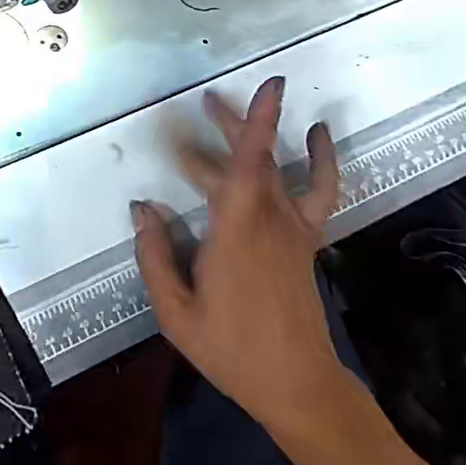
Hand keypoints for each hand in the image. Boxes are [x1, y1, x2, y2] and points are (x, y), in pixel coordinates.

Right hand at [130, 76, 349, 430]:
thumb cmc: (230, 349)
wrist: (294, 381)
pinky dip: (323, 160)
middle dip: (228, 125)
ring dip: (257, 135)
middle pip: (252, 157)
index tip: (269, 83)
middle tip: (201, 103)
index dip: (258, 121)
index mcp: (235, 232)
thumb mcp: (176, 312)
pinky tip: (317, 133)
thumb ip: (155, 257)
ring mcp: (292, 226)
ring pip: (276, 166)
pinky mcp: (306, 237)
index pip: (249, 163)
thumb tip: (141, 208)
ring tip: (226, 112)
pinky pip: (320, 190)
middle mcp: (269, 218)